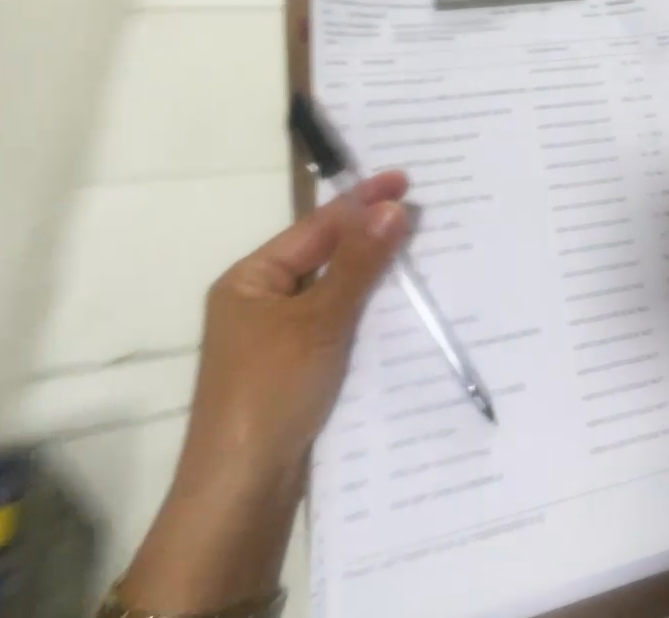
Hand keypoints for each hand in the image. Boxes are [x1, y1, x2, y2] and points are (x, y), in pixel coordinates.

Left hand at [118, 171, 411, 612]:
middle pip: (326, 255)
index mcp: (251, 281)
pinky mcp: (302, 369)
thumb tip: (394, 207)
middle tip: (424, 211)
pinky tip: (407, 307)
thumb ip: (358, 263)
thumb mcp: (319, 319)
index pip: (315, 227)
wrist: (243, 488)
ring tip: (425, 251)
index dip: (361, 201)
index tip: (406, 179)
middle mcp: (263, 303)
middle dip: (373, 234)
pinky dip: (372, 310)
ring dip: (377, 273)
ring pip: (338, 291)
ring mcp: (282, 338)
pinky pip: (343, 323)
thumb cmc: (271, 391)